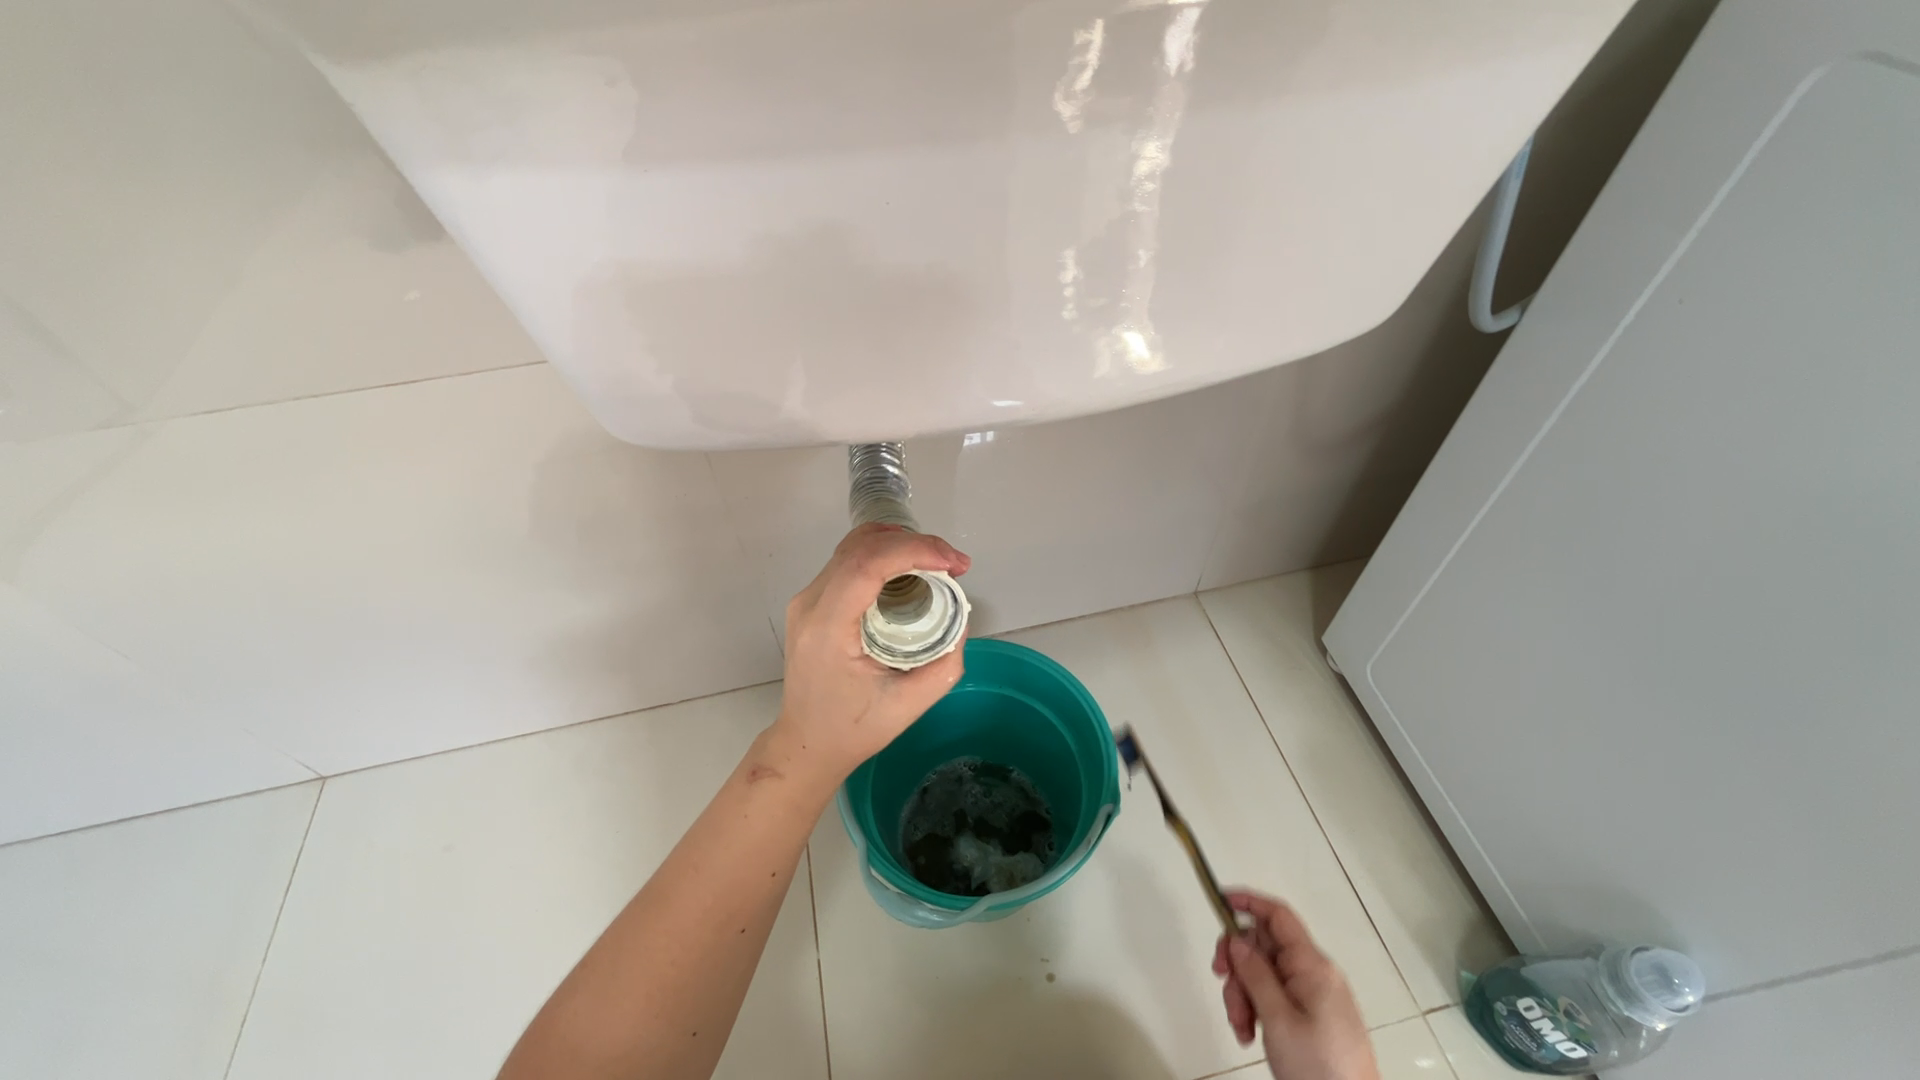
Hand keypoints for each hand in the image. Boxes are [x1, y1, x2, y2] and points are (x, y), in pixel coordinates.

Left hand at [773, 524, 971, 779]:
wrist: (807, 743)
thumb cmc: (854, 729)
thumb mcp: (910, 704)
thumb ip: (944, 662)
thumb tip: (959, 620)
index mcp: (828, 628)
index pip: (867, 565)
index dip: (914, 550)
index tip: (954, 564)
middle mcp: (810, 604)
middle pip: (861, 547)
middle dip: (915, 543)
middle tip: (955, 565)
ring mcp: (807, 599)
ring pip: (854, 547)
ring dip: (900, 544)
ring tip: (938, 565)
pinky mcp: (812, 601)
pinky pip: (849, 561)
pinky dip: (885, 556)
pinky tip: (911, 572)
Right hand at [1213, 891, 1379, 1079]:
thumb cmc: (1316, 1065)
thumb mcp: (1278, 1019)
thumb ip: (1255, 974)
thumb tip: (1237, 938)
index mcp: (1312, 965)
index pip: (1278, 916)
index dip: (1248, 902)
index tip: (1218, 902)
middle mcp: (1313, 973)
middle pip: (1263, 947)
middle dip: (1238, 965)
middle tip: (1220, 982)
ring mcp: (1312, 995)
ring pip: (1263, 975)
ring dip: (1243, 995)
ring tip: (1242, 1029)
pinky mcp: (1311, 1017)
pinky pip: (1274, 998)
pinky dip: (1256, 1011)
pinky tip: (1251, 1036)